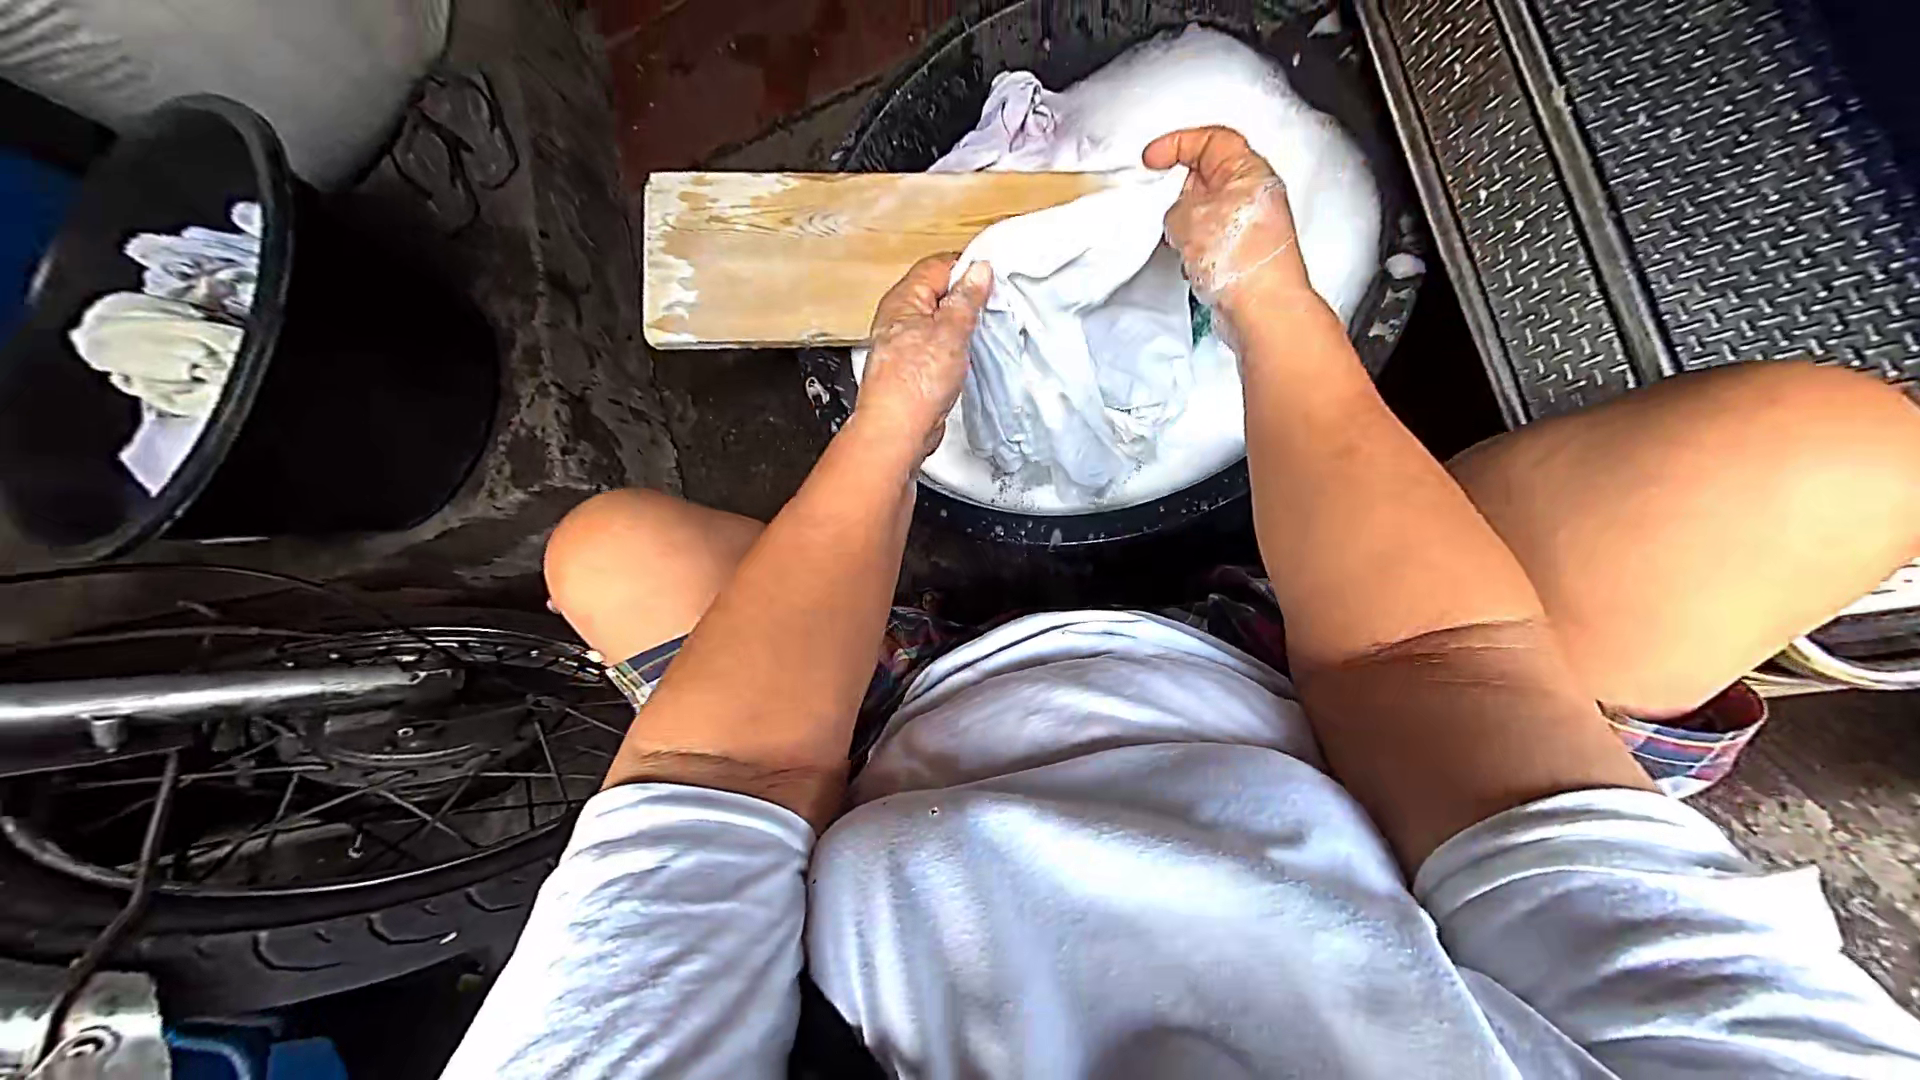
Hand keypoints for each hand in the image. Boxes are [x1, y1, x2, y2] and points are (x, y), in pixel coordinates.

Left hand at [852, 253, 992, 458]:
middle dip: (966, 298)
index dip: (967, 267)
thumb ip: (965, 299)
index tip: (992, 276)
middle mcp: (899, 320)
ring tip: (980, 333)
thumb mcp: (950, 331)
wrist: (898, 430)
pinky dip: (954, 349)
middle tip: (990, 306)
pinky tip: (966, 357)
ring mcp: (905, 346)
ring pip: (939, 323)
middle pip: (938, 294)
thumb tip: (977, 272)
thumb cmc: (912, 384)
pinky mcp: (913, 370)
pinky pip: (938, 348)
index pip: (938, 266)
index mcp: (903, 299)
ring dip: (961, 327)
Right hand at [1143, 126, 1316, 321]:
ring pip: (1205, 214)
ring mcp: (1247, 226)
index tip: (1151, 158)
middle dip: (1178, 190)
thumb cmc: (1240, 258)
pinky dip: (1193, 250)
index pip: (1210, 140)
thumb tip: (1176, 217)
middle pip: (1207, 177)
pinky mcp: (1240, 254)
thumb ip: (1175, 207)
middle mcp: (1252, 195)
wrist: (1261, 306)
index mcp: (1248, 171)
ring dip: (1184, 226)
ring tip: (1176, 241)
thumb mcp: (1188, 218)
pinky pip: (1208, 242)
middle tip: (1159, 202)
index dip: (1177, 144)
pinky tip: (1189, 264)